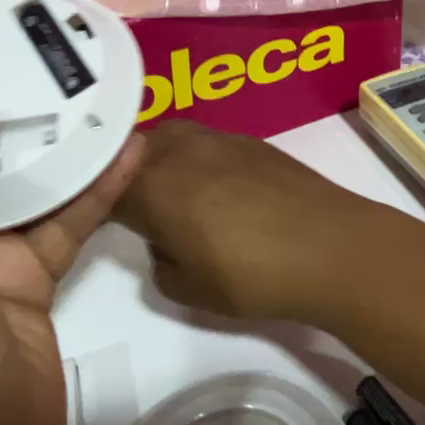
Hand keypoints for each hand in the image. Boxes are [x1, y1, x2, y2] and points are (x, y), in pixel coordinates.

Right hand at [113, 119, 396, 323]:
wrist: (331, 247)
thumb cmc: (253, 276)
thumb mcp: (190, 289)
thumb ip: (161, 263)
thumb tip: (165, 241)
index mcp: (155, 185)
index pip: (105, 181)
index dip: (94, 198)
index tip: (93, 216)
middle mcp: (182, 150)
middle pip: (135, 147)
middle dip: (124, 171)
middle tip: (129, 205)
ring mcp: (221, 139)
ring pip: (171, 136)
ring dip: (160, 157)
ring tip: (169, 192)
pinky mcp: (253, 142)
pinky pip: (207, 140)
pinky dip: (195, 157)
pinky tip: (214, 187)